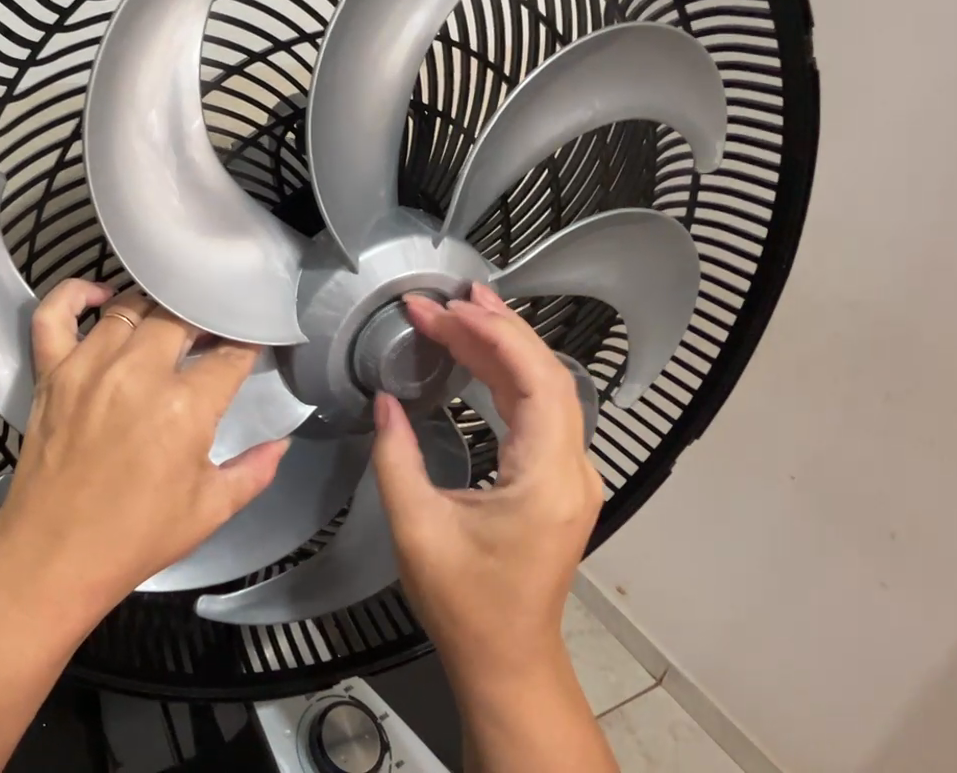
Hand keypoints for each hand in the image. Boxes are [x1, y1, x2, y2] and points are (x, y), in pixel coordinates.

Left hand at [0, 281, 289, 620]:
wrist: (53, 558)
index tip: (254, 340)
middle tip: (213, 330)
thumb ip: (254, 470)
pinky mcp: (51, 371)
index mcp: (185, 406)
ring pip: (129, 307)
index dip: (248, 343)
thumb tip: (282, 443)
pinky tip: (101, 297)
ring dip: (156, 307)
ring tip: (169, 319)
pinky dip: (75, 294)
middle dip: (206, 317)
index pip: (230, 353)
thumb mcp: (211, 510)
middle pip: (182, 315)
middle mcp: (137, 372)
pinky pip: (55, 314)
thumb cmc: (136, 538)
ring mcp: (88, 366)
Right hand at [373, 283, 603, 694]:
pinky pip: (542, 411)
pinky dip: (509, 376)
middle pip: (547, 376)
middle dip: (496, 329)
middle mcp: (573, 470)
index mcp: (546, 479)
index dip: (493, 335)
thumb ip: (396, 455)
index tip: (445, 310)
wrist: (507, 656)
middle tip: (448, 300)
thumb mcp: (416, 526)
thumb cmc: (463, 601)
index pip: (535, 381)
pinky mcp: (559, 481)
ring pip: (547, 389)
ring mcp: (572, 476)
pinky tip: (478, 358)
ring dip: (504, 347)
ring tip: (461, 313)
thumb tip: (384, 401)